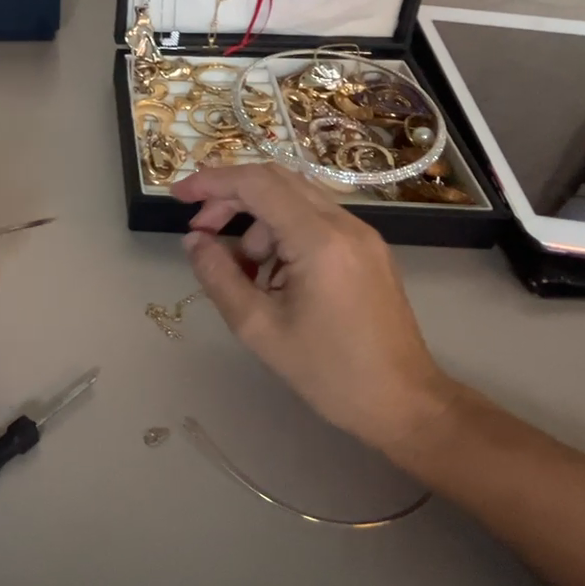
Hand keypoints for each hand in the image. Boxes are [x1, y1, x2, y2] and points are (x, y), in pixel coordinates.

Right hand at [171, 164, 457, 453]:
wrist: (406, 405)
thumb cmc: (329, 372)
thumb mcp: (258, 327)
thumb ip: (218, 276)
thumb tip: (194, 241)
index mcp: (319, 240)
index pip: (256, 184)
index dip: (210, 182)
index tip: (177, 197)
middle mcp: (344, 224)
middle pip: (275, 180)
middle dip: (229, 197)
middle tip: (200, 231)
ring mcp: (361, 235)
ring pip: (294, 198)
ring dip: (255, 219)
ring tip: (241, 269)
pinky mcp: (367, 249)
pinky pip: (313, 219)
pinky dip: (281, 232)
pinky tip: (272, 274)